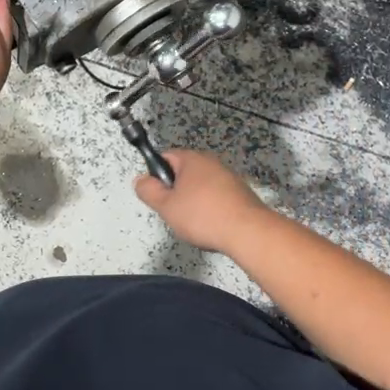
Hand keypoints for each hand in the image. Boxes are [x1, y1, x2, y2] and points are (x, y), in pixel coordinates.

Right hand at [134, 149, 275, 253]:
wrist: (249, 232)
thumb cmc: (203, 216)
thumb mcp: (166, 206)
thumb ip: (149, 191)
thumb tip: (140, 180)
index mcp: (191, 159)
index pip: (164, 157)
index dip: (156, 175)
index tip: (158, 195)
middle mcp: (211, 162)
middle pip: (183, 172)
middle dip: (176, 191)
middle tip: (174, 212)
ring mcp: (228, 177)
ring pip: (201, 186)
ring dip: (194, 201)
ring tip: (195, 223)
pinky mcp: (241, 193)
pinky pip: (217, 197)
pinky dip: (212, 208)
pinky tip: (213, 225)